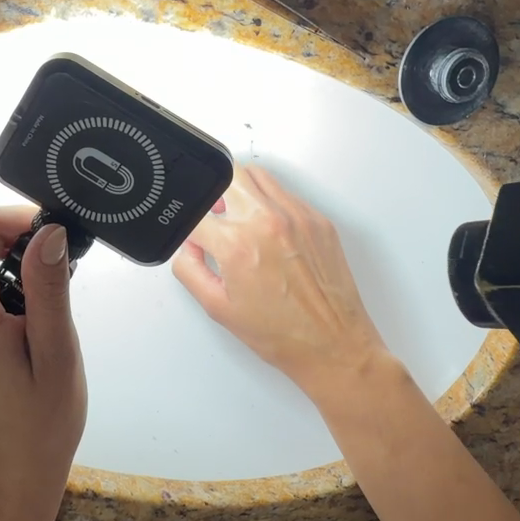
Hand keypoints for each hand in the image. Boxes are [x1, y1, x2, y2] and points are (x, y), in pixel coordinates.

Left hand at [0, 177, 86, 518]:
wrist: (12, 476)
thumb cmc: (37, 425)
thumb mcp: (57, 355)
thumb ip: (49, 290)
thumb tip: (50, 229)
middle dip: (8, 224)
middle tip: (60, 240)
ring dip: (11, 247)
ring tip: (58, 270)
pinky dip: (7, 270)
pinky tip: (41, 290)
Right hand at [172, 165, 389, 398]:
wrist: (332, 345)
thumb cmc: (282, 333)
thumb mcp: (217, 307)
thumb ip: (190, 268)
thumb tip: (187, 245)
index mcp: (237, 244)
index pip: (197, 214)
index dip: (190, 228)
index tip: (195, 238)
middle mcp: (268, 221)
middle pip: (227, 176)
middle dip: (214, 195)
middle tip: (216, 216)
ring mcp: (297, 216)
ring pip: (258, 175)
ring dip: (242, 191)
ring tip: (242, 220)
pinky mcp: (319, 220)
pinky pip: (286, 193)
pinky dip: (271, 204)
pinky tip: (271, 233)